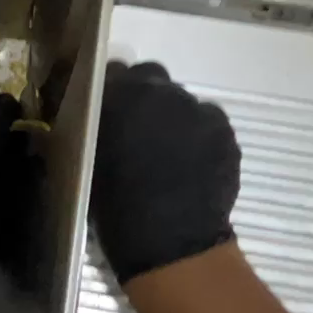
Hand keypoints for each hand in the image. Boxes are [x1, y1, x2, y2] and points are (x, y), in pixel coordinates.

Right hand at [91, 61, 240, 284]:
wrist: (168, 242)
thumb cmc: (114, 206)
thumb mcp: (89, 159)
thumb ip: (94, 127)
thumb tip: (96, 116)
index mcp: (117, 95)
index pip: (111, 71)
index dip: (111, 89)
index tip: (108, 107)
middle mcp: (157, 91)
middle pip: (150, 77)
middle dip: (144, 96)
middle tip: (138, 127)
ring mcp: (195, 108)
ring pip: (181, 99)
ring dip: (173, 115)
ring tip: (168, 150)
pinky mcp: (223, 130)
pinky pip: (208, 120)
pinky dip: (200, 134)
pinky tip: (192, 162)